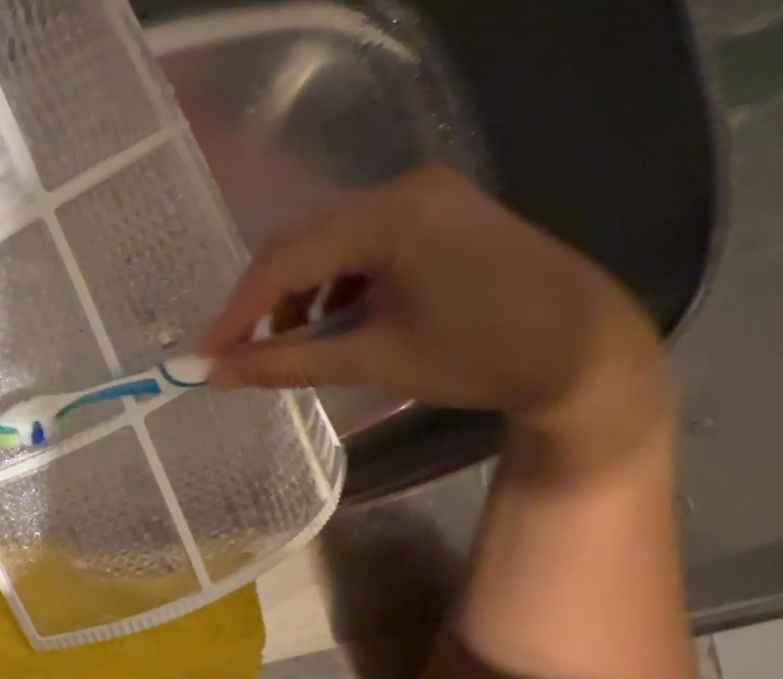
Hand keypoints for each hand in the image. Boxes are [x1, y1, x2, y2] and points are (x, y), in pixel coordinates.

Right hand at [202, 167, 667, 443]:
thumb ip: (283, 363)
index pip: (284, 262)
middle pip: (298, 243)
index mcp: (391, 217)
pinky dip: (331, 283)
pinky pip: (356, 242)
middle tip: (233, 352)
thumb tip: (212, 376)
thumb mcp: (371, 362)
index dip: (235, 313)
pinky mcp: (436, 212)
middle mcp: (403, 190)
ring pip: (324, 242)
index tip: (201, 357)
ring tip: (289, 343)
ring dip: (294, 293)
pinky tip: (334, 319)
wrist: (589, 353)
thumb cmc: (481, 357)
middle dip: (260, 300)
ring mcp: (424, 196)